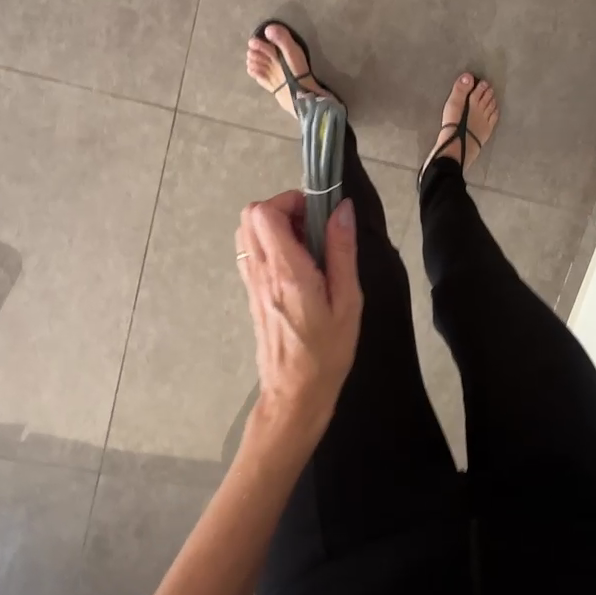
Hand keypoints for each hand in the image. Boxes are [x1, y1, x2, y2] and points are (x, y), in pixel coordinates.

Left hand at [234, 193, 362, 447]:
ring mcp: (252, 282)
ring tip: (307, 244)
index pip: (266, 213)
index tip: (319, 213)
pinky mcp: (252, 293)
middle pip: (249, 215)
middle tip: (313, 225)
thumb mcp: (349, 301)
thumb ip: (342, 251)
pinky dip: (270, 243)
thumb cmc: (328, 350)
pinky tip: (298, 264)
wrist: (296, 393)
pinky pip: (250, 252)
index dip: (291, 201)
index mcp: (287, 272)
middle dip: (282, 208)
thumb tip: (341, 208)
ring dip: (274, 225)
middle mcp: (262, 272)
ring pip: (246, 232)